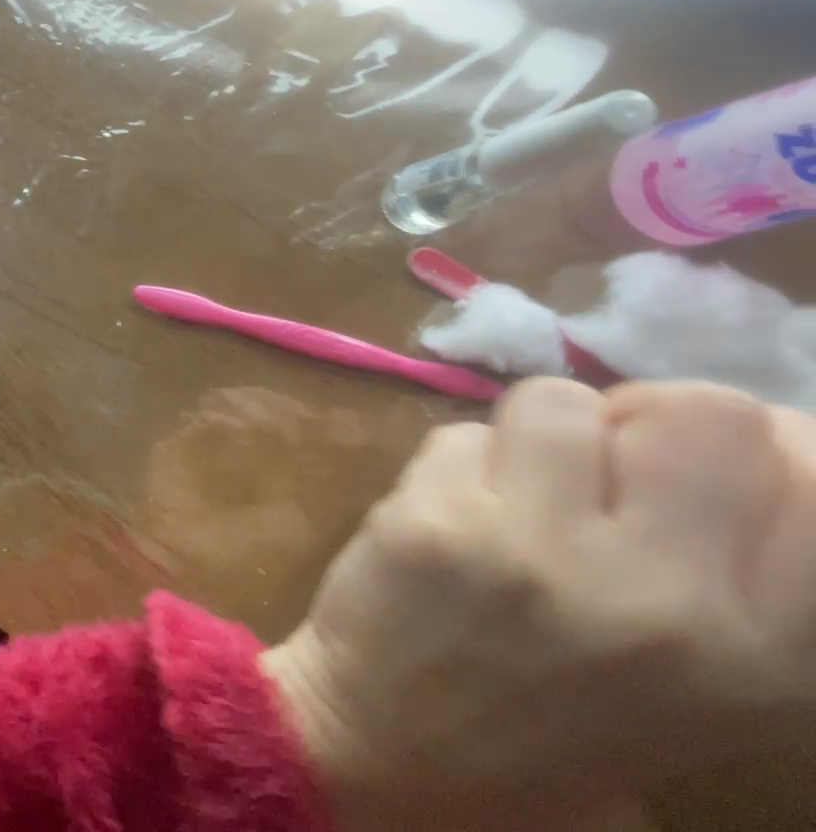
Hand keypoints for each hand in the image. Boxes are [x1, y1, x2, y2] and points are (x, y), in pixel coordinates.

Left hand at [262, 379, 815, 829]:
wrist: (393, 756)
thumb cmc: (553, 722)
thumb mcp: (708, 683)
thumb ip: (746, 568)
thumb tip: (762, 435)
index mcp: (763, 650)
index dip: (753, 444)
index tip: (686, 461)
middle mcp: (664, 596)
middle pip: (701, 409)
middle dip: (645, 414)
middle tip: (598, 458)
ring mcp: (539, 553)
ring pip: (560, 401)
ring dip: (535, 433)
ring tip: (516, 488)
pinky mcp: (434, 525)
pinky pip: (462, 434)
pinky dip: (458, 460)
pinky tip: (449, 511)